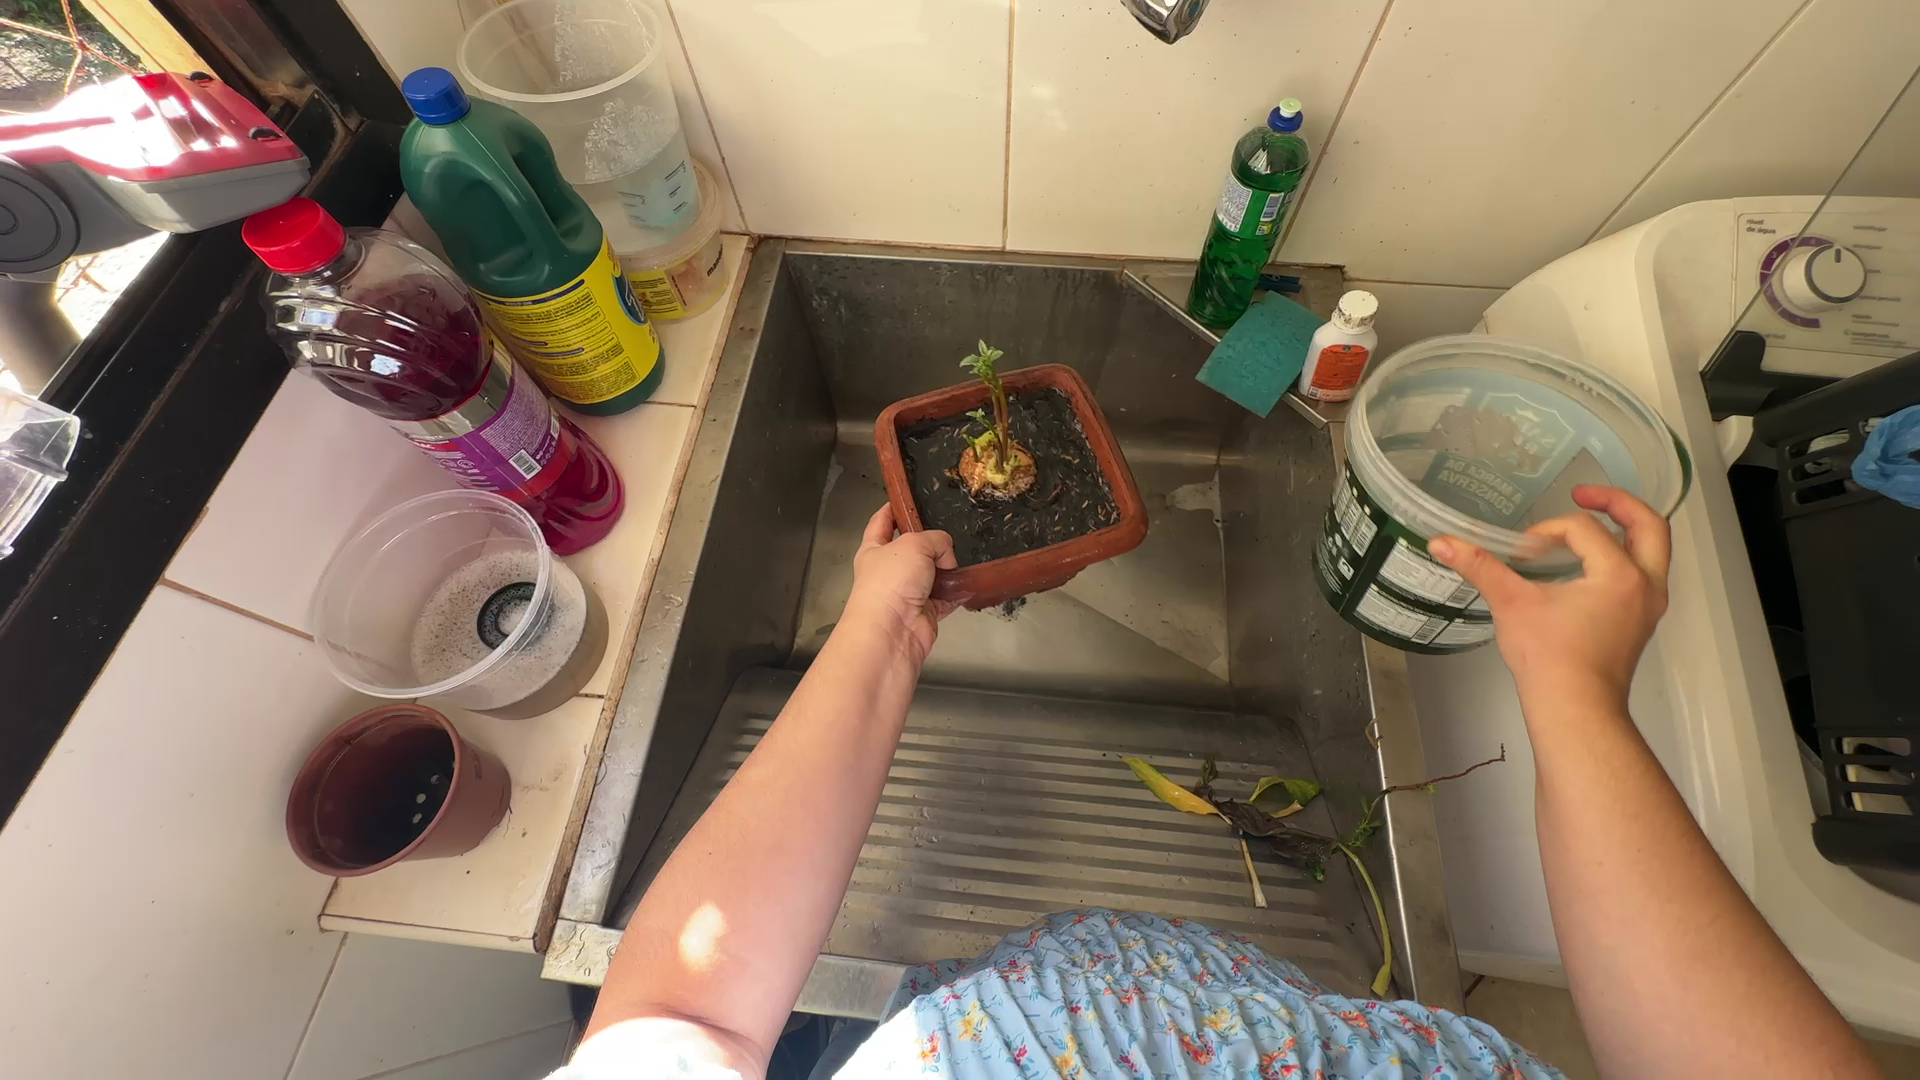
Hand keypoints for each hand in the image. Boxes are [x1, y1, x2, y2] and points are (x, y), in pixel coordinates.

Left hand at [844, 504, 959, 665]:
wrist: (892, 631)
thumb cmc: (890, 582)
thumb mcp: (913, 544)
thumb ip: (934, 539)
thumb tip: (945, 555)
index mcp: (874, 549)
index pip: (881, 523)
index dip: (892, 509)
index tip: (906, 499)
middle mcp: (889, 571)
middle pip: (914, 549)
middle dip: (931, 543)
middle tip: (948, 535)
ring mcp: (907, 593)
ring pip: (933, 572)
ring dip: (947, 568)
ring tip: (957, 562)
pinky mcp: (926, 612)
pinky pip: (946, 596)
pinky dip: (957, 591)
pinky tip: (967, 583)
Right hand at [1428, 486, 1670, 711]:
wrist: (1574, 704)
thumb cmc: (1549, 655)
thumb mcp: (1510, 602)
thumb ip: (1479, 566)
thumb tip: (1440, 542)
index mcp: (1620, 574)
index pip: (1584, 530)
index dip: (1546, 531)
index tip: (1519, 552)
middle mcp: (1646, 584)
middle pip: (1648, 527)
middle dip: (1616, 503)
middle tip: (1582, 493)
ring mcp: (1648, 605)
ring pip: (1651, 551)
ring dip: (1621, 532)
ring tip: (1587, 526)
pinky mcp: (1639, 621)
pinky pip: (1641, 574)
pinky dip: (1619, 558)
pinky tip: (1584, 567)